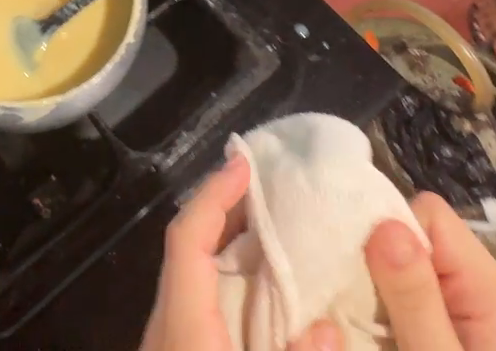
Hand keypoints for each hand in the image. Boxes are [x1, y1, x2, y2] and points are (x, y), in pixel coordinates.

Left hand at [139, 155, 341, 350]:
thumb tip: (329, 326)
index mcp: (182, 326)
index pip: (187, 239)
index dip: (213, 195)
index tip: (244, 164)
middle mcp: (166, 325)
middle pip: (188, 248)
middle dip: (224, 212)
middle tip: (269, 187)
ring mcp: (169, 340)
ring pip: (192, 275)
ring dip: (226, 246)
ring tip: (273, 226)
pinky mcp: (179, 350)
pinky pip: (197, 300)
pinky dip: (226, 279)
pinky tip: (260, 286)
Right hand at [363, 193, 495, 350]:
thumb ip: (415, 299)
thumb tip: (384, 223)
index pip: (428, 216)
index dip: (386, 241)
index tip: (368, 290)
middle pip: (425, 241)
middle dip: (392, 274)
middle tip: (380, 327)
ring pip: (430, 268)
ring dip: (402, 296)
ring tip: (395, 340)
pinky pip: (444, 293)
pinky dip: (419, 312)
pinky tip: (417, 342)